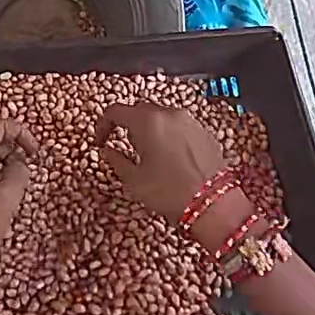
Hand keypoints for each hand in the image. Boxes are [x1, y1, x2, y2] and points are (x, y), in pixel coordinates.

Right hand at [94, 102, 235, 223]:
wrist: (214, 204)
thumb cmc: (170, 193)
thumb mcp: (134, 180)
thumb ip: (116, 160)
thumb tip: (108, 151)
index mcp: (147, 121)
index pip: (115, 111)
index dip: (102, 125)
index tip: (100, 141)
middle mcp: (170, 114)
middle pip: (140, 110)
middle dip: (127, 125)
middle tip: (123, 147)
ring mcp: (190, 121)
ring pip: (162, 117)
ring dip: (150, 130)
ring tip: (148, 155)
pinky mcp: (205, 132)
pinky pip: (180, 127)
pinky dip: (169, 136)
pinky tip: (170, 158)